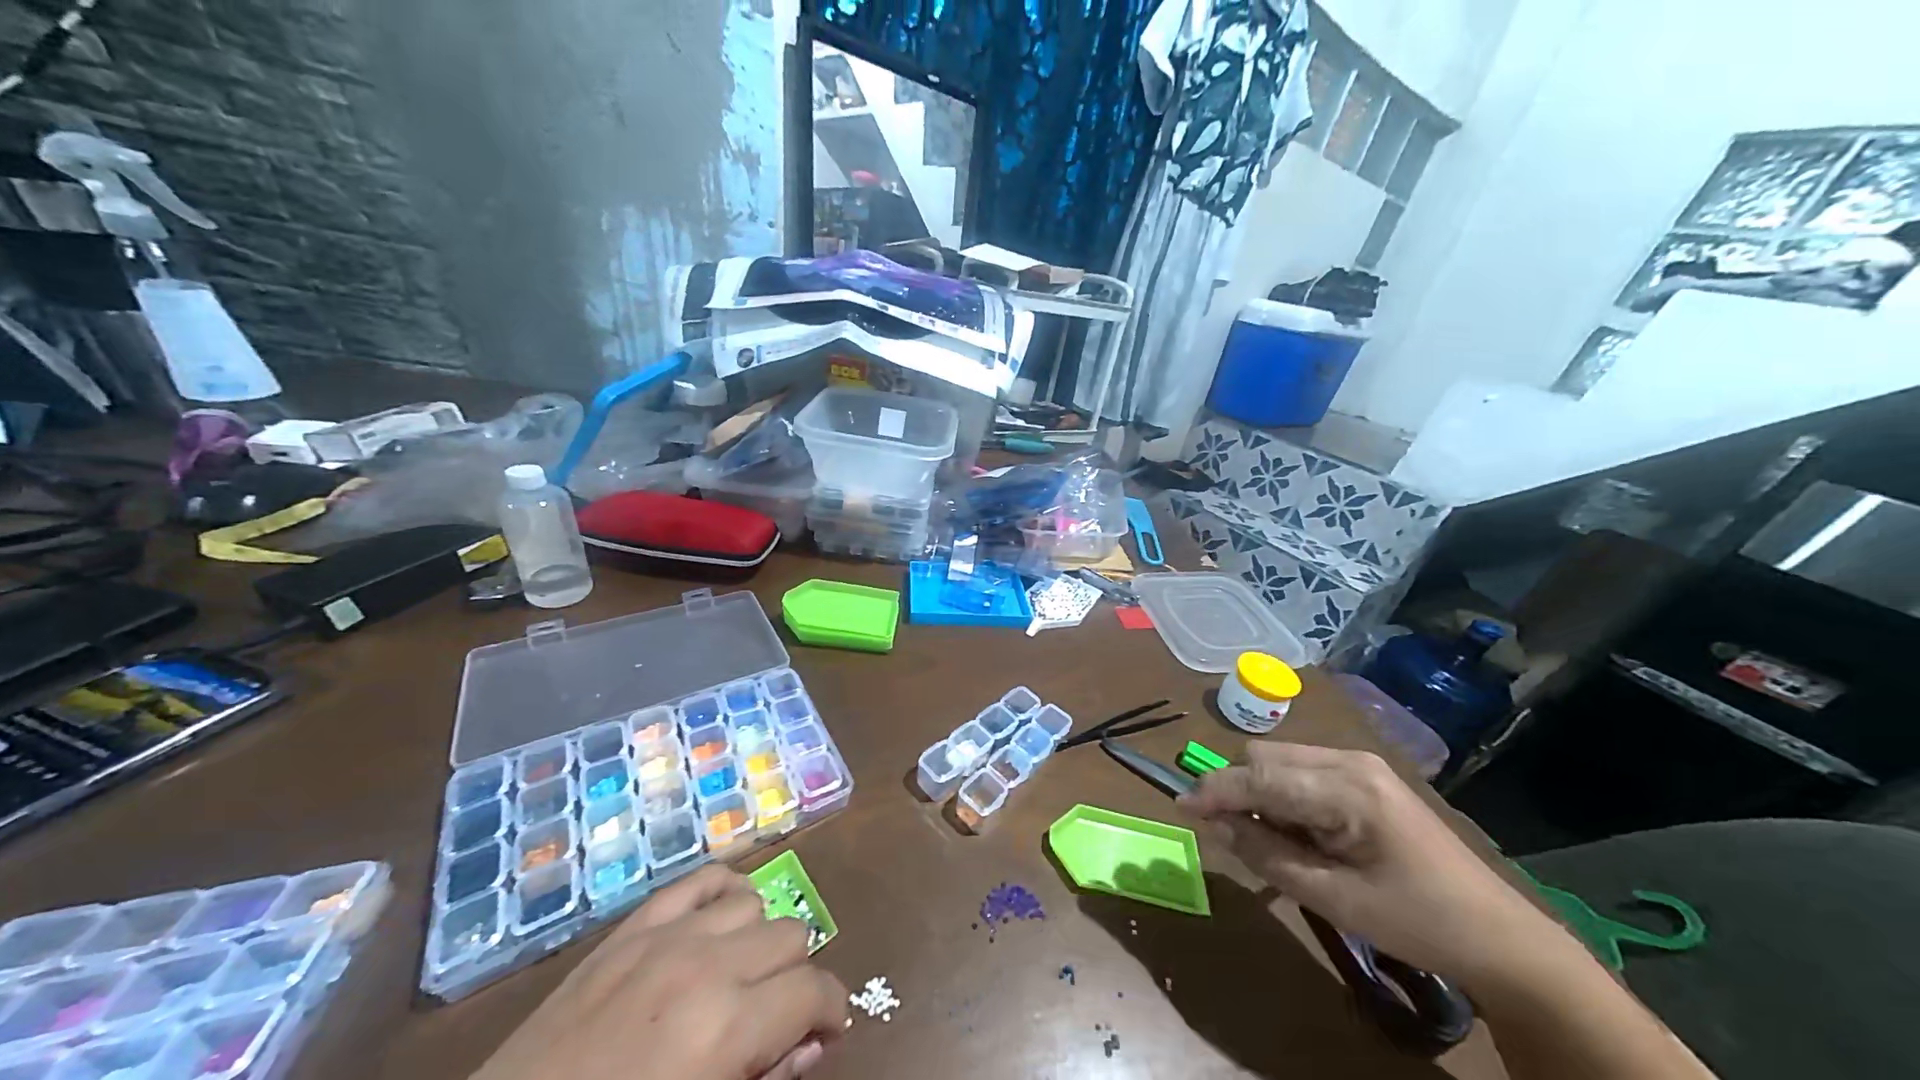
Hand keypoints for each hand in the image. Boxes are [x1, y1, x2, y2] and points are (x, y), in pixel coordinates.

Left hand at [473, 865, 847, 1079]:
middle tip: (772, 1021)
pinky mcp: (631, 928)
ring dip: (758, 941)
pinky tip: (718, 925)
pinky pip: (700, 880)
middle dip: (796, 979)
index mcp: (727, 1028)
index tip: (823, 1035)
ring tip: (738, 978)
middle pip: (792, 937)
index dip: (832, 1013)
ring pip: (754, 904)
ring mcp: (665, 936)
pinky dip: (722, 894)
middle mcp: (707, 965)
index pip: (815, 991)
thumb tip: (812, 1044)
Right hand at [1178, 742, 1570, 992]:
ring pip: (1279, 760)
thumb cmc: (1416, 921)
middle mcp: (1349, 761)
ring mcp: (1360, 765)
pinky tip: (1297, 831)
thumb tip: (1212, 822)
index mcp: (1346, 787)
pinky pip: (1302, 771)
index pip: (1259, 775)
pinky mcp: (1365, 777)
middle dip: (1237, 788)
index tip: (1178, 808)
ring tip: (1268, 839)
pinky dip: (1282, 794)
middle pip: (1264, 756)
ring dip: (1258, 791)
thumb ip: (1265, 853)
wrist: (1498, 937)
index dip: (1213, 789)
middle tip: (1232, 836)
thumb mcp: (1332, 897)